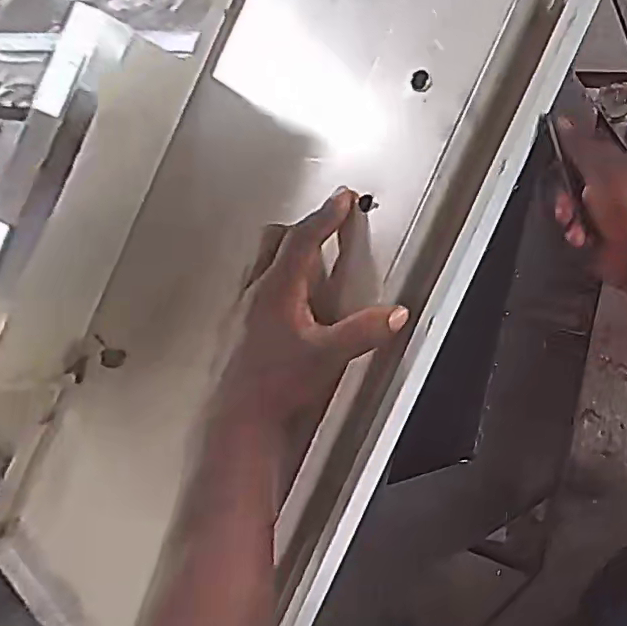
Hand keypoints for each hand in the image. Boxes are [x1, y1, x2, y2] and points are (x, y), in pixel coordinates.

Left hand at [210, 188, 408, 437]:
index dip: (326, 216)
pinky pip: (254, 290)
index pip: (302, 239)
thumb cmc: (273, 389)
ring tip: (309, 261)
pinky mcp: (235, 333)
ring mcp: (239, 314)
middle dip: (303, 228)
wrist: (237, 426)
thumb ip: (364, 331)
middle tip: (326, 225)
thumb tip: (392, 314)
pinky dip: (275, 283)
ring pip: (260, 264)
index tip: (341, 200)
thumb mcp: (330, 356)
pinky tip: (290, 306)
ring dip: (285, 254)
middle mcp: (252, 296)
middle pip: (273, 241)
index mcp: (275, 292)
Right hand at [551, 115, 626, 290]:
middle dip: (563, 194)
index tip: (556, 163)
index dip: (567, 157)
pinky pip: (576, 232)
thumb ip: (580, 145)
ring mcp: (605, 215)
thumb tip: (564, 121)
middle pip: (572, 183)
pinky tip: (582, 239)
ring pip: (571, 209)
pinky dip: (575, 235)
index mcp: (615, 165)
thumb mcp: (601, 169)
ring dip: (568, 217)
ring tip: (575, 226)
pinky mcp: (600, 238)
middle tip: (567, 204)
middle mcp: (610, 189)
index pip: (584, 151)